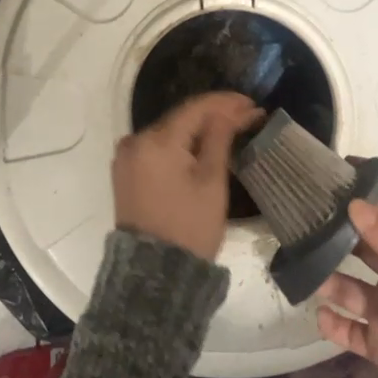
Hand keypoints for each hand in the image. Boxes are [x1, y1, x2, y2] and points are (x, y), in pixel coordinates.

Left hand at [112, 92, 264, 259]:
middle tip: (246, 115)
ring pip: (168, 131)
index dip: (225, 102)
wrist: (155, 274)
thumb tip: (232, 110)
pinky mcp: (125, 171)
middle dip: (213, 115)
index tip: (251, 104)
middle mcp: (135, 140)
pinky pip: (156, 147)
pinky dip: (179, 144)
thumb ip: (220, 137)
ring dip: (197, 129)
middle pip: (180, 117)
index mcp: (156, 141)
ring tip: (229, 128)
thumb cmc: (190, 228)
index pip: (195, 108)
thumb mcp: (212, 182)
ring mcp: (126, 156)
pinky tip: (201, 145)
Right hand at [316, 182, 377, 377]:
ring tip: (304, 272)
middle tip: (302, 218)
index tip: (340, 166)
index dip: (373, 182)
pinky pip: (349, 329)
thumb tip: (353, 200)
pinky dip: (333, 323)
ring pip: (350, 286)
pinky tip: (319, 317)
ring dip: (328, 279)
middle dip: (337, 231)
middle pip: (364, 244)